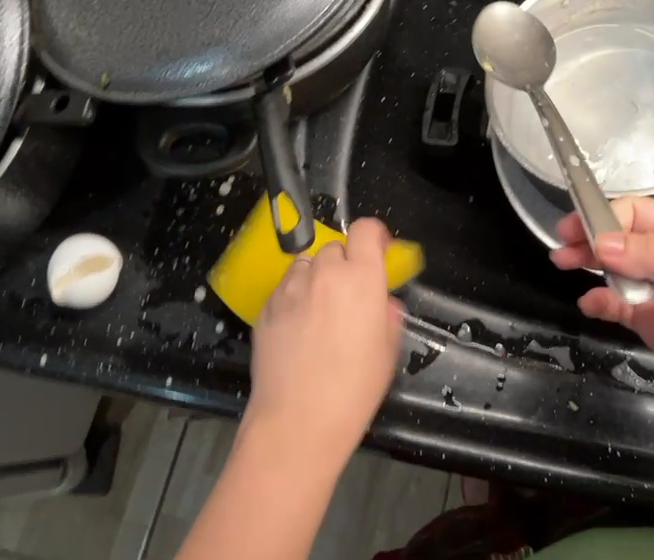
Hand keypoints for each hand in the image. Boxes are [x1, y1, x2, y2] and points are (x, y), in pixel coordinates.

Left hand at [246, 218, 405, 461]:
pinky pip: (284, 288)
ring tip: (318, 311)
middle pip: (335, 247)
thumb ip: (387, 314)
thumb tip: (380, 303)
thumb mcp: (388, 351)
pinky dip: (293, 298)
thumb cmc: (354, 390)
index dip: (374, 237)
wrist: (297, 423)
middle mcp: (325, 273)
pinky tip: (296, 330)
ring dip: (316, 278)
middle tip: (348, 296)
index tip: (377, 253)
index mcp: (362, 278)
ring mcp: (290, 288)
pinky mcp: (265, 307)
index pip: (366, 229)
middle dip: (344, 265)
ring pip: (306, 265)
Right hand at [551, 197, 653, 416]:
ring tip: (562, 264)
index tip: (582, 230)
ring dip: (588, 264)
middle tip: (561, 243)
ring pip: (614, 268)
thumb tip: (601, 242)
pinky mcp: (652, 323)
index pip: (638, 212)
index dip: (608, 217)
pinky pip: (617, 305)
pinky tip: (589, 303)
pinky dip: (599, 301)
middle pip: (620, 237)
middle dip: (590, 236)